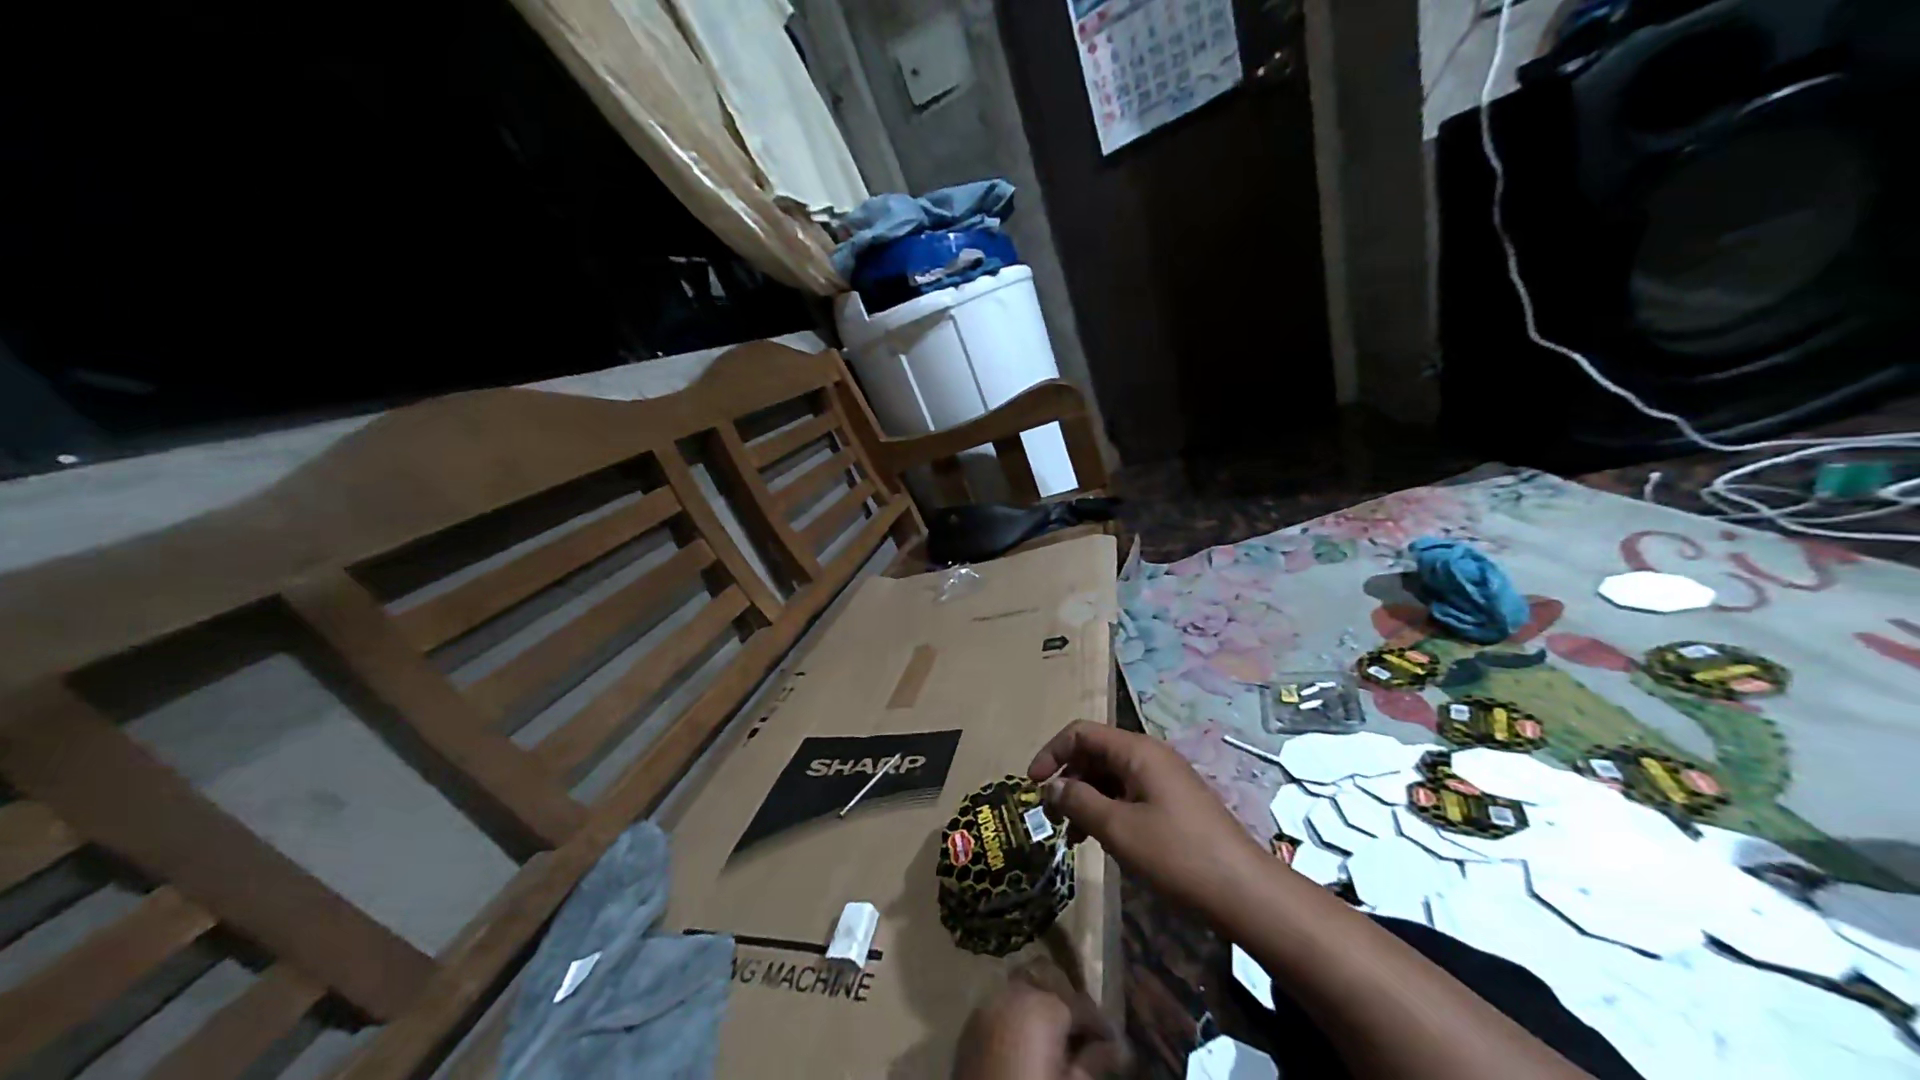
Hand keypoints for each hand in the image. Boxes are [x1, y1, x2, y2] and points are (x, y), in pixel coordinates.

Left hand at [952, 962, 1123, 1079]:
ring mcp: (987, 1007)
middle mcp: (1013, 995)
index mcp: (1043, 1006)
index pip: (1083, 1005)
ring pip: (1022, 988)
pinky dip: (1018, 1015)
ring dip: (1041, 1004)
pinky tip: (1027, 1044)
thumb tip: (1116, 1048)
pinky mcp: (970, 1026)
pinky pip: (1001, 1006)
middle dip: (1068, 1001)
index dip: (1101, 1026)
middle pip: (1049, 981)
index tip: (1113, 1044)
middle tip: (1082, 1035)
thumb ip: (1093, 1061)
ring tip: (1055, 1038)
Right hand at [1028, 721, 1267, 923]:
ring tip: (1073, 837)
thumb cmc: (1177, 854)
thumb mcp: (1118, 828)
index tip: (1032, 785)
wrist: (1244, 892)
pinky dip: (1108, 811)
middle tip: (1051, 816)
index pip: (1082, 733)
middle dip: (1068, 779)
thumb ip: (1078, 801)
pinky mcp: (1174, 804)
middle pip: (1095, 753)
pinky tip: (1103, 841)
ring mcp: (1165, 780)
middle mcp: (1150, 757)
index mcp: (1137, 751)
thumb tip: (1051, 786)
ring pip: (1111, 777)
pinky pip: (1129, 795)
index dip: (1051, 752)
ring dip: (1086, 799)